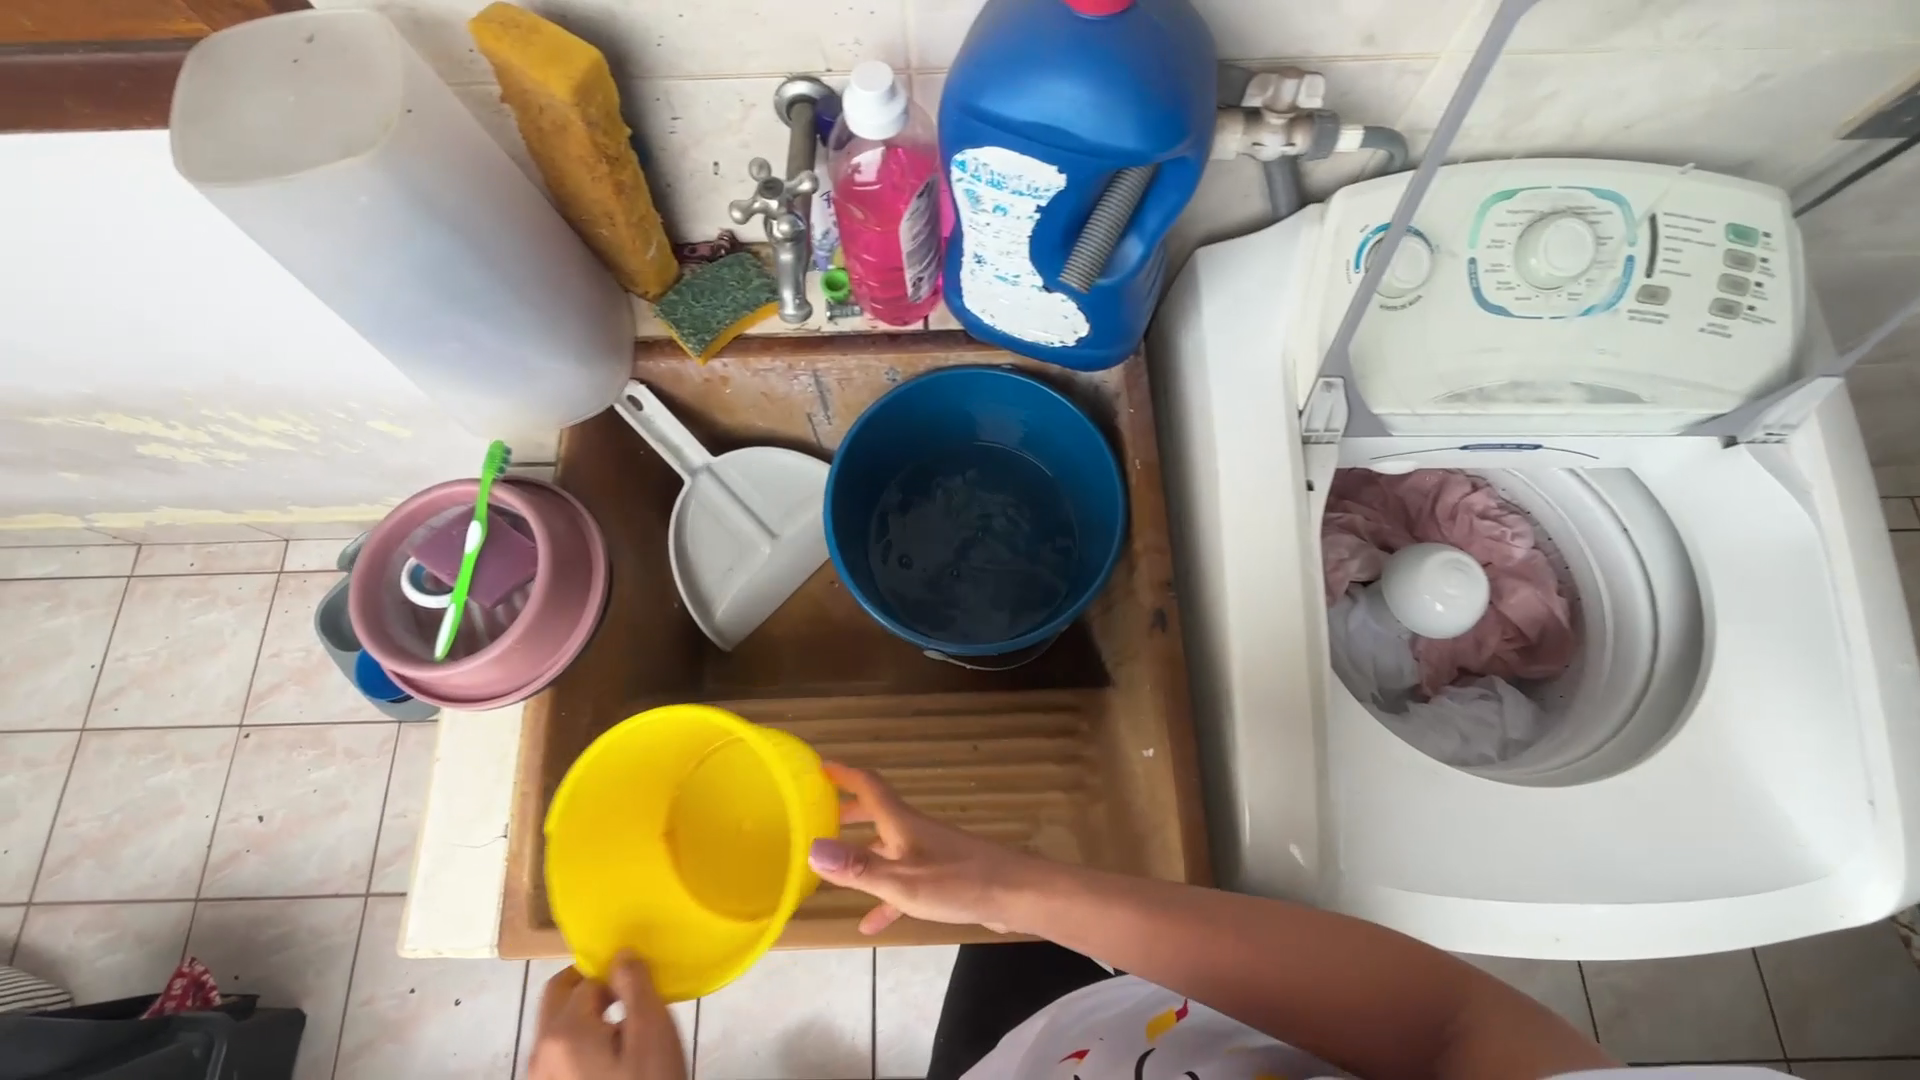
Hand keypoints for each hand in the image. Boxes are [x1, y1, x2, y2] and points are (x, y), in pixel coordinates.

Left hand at [529, 955, 684, 1079]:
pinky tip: (610, 1064)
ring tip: (623, 1034)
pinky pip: (557, 1056)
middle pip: (556, 998)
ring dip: (584, 1017)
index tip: (641, 991)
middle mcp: (539, 1054)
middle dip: (588, 988)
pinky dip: (579, 1045)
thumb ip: (635, 985)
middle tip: (626, 997)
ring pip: (556, 1028)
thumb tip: (620, 954)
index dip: (616, 978)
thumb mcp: (653, 1032)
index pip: (586, 980)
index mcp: (562, 1032)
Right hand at [808, 762, 1046, 934]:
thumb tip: (812, 848)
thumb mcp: (902, 880)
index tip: (819, 767)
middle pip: (876, 812)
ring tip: (834, 868)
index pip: (869, 786)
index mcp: (901, 823)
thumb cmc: (957, 882)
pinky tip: (870, 924)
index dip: (844, 774)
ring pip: (887, 847)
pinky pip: (904, 881)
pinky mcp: (942, 876)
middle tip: (820, 815)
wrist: (1015, 894)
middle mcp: (913, 830)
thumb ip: (858, 868)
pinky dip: (885, 897)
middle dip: (848, 811)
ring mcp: (929, 852)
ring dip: (862, 852)